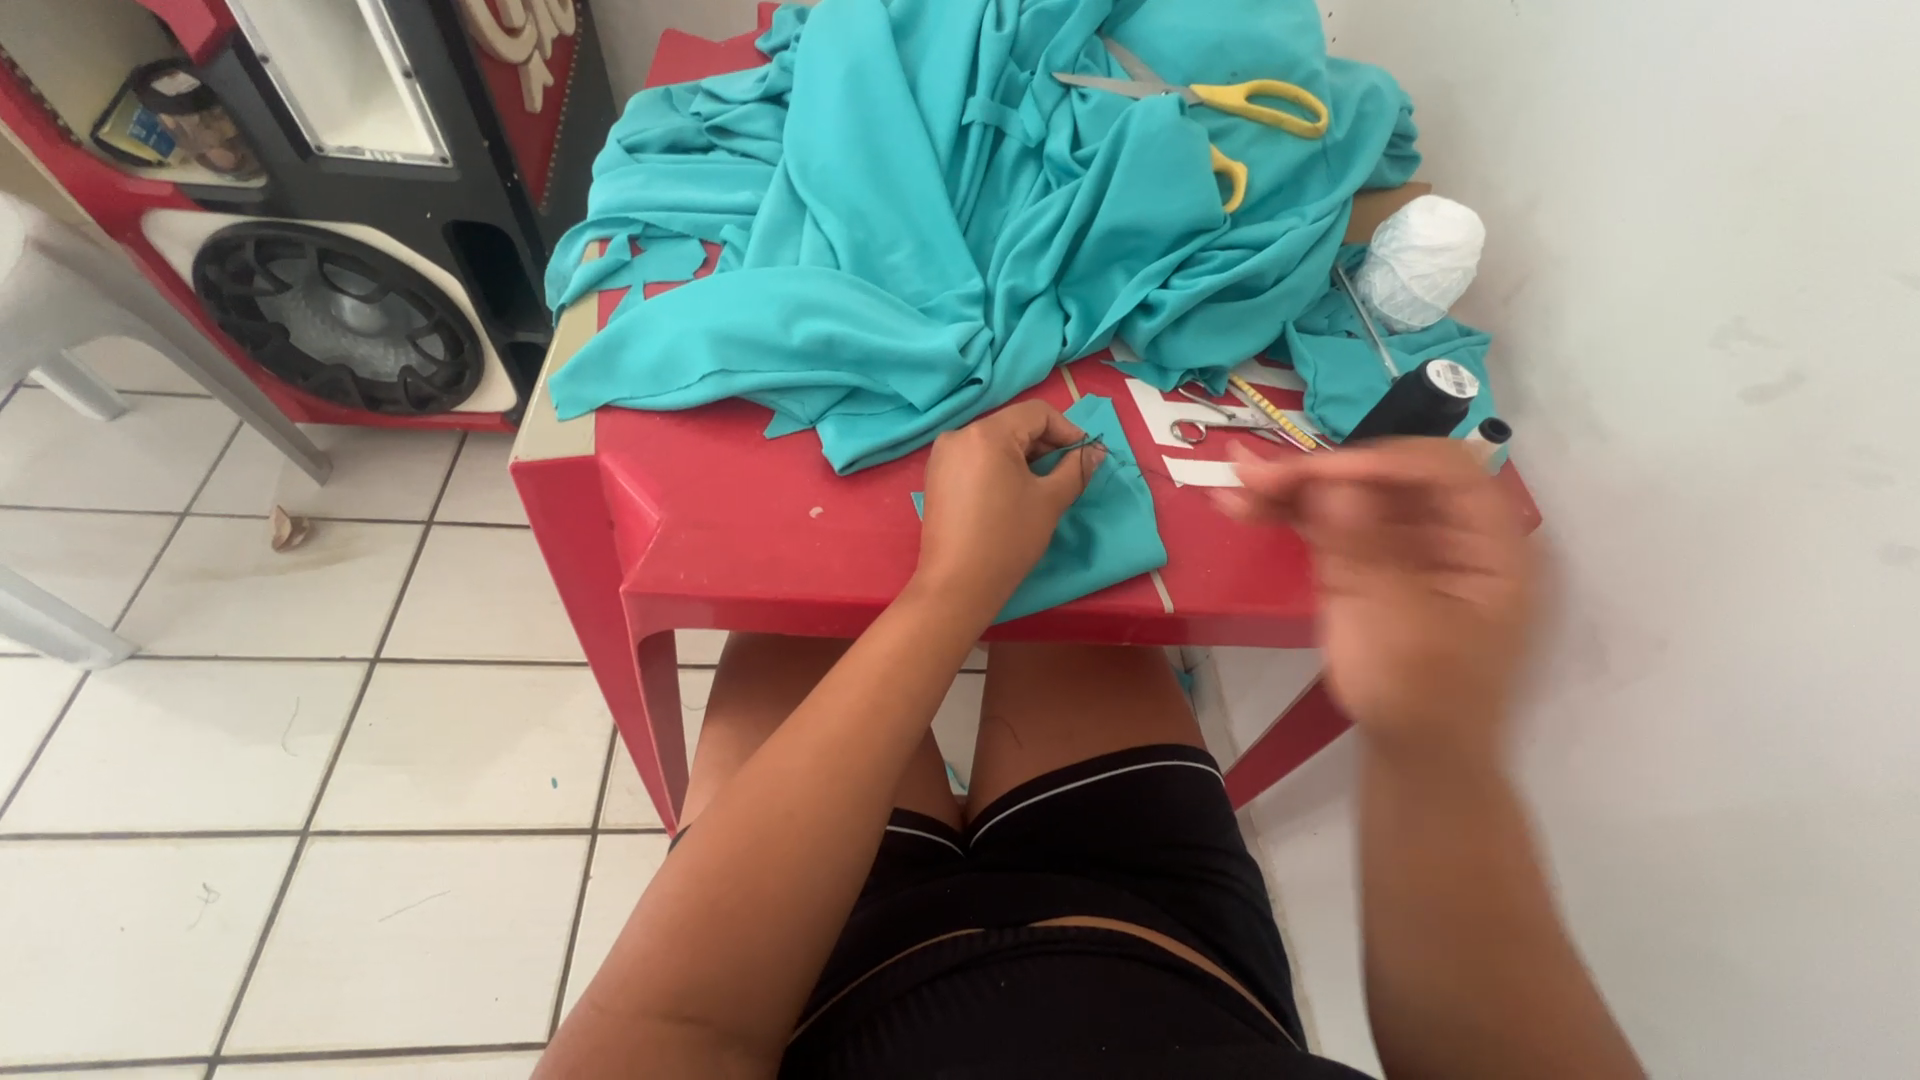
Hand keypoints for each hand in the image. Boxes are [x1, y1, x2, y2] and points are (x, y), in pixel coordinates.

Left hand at [914, 400, 1105, 619]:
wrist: (957, 584)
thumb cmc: (1008, 538)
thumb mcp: (1050, 501)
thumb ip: (1076, 469)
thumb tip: (1096, 451)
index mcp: (986, 433)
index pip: (1037, 413)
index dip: (1068, 430)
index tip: (1086, 456)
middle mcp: (959, 435)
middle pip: (1013, 425)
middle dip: (1045, 445)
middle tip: (1068, 473)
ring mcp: (943, 457)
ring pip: (994, 443)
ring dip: (1024, 457)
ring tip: (1043, 486)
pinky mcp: (937, 478)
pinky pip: (976, 459)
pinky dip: (999, 467)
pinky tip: (1013, 494)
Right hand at [1213, 439, 1536, 758]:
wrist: (1413, 752)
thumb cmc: (1420, 697)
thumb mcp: (1394, 624)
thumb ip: (1364, 549)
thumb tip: (1334, 481)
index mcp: (1489, 543)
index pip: (1440, 472)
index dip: (1375, 462)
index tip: (1311, 477)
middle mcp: (1449, 530)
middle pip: (1384, 476)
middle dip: (1316, 472)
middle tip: (1251, 474)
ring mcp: (1406, 543)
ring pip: (1349, 494)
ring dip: (1290, 489)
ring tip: (1234, 485)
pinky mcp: (1368, 559)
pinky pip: (1329, 524)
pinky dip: (1289, 515)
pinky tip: (1243, 505)